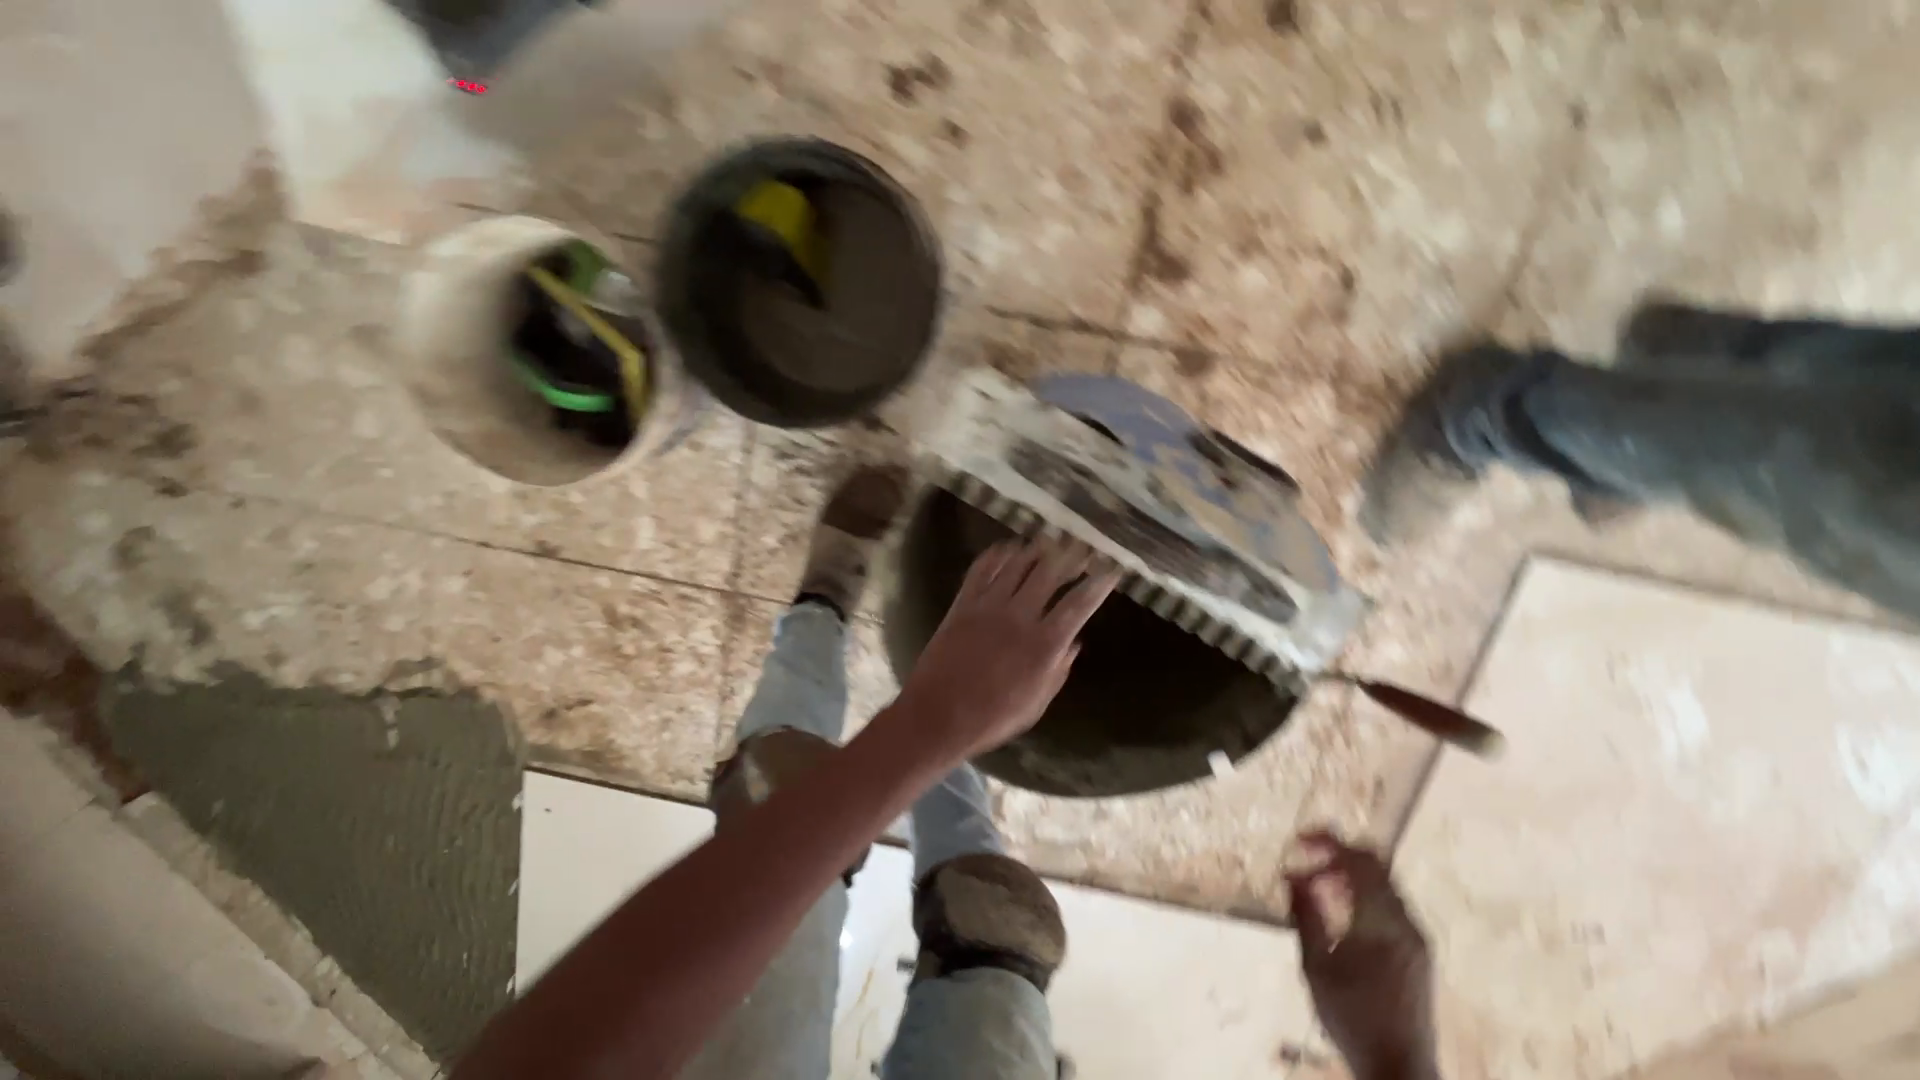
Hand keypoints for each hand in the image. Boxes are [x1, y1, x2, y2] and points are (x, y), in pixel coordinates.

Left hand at [884, 539, 1116, 764]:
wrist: (937, 716)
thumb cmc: (992, 718)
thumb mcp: (1036, 704)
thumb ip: (1058, 671)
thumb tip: (1073, 643)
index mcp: (1044, 645)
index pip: (1079, 604)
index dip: (1099, 583)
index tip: (1112, 568)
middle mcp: (1020, 617)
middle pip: (1050, 572)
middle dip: (1070, 554)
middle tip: (1082, 544)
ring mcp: (988, 606)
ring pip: (1017, 564)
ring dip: (1036, 549)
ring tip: (1049, 540)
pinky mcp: (962, 604)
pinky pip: (982, 569)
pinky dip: (997, 554)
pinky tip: (1007, 548)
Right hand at [1288, 831, 1437, 1079]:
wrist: (1399, 1068)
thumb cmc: (1351, 1018)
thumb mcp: (1316, 967)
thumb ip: (1305, 915)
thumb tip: (1293, 876)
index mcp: (1382, 921)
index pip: (1359, 860)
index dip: (1328, 841)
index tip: (1298, 841)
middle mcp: (1407, 922)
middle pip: (1374, 867)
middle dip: (1336, 859)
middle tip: (1303, 868)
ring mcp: (1417, 937)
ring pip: (1383, 886)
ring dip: (1348, 879)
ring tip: (1315, 893)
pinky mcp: (1419, 951)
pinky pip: (1390, 906)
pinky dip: (1362, 897)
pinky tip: (1339, 915)